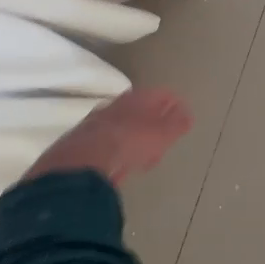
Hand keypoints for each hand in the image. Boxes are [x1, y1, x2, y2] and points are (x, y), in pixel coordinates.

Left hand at [23, 87, 191, 185]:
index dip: (176, 109)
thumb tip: (187, 116)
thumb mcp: (164, 134)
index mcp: (139, 96)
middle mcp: (116, 103)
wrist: (78, 163)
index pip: (164, 95)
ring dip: (132, 142)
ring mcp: (94, 121)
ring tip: (138, 161)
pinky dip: (113, 153)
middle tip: (160, 146)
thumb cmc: (131, 142)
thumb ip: (178, 123)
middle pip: (141, 111)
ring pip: (121, 128)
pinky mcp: (77, 141)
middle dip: (153, 128)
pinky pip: (103, 144)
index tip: (181, 126)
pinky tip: (115, 169)